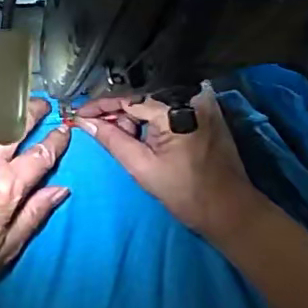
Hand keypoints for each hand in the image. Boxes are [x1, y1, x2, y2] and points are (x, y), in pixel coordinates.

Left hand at [0, 98, 72, 307]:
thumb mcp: (4, 250)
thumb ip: (34, 215)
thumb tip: (60, 190)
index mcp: (5, 187)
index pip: (41, 154)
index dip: (57, 140)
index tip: (65, 132)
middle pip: (15, 123)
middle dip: (34, 110)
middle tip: (44, 106)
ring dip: (7, 109)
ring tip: (18, 108)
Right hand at [74, 87, 270, 239]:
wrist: (230, 210)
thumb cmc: (186, 193)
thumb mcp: (142, 166)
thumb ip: (112, 139)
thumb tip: (84, 122)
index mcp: (175, 110)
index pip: (128, 99)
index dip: (99, 106)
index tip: (77, 114)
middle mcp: (191, 98)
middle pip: (141, 97)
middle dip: (116, 112)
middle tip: (96, 129)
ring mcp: (202, 103)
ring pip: (154, 102)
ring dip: (133, 117)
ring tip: (119, 137)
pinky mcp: (207, 112)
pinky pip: (170, 107)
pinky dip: (151, 119)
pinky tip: (140, 136)